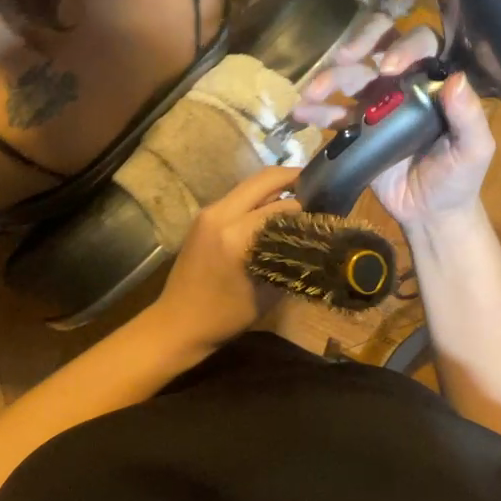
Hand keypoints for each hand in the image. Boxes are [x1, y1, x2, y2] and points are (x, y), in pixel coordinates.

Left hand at [152, 166, 301, 348]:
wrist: (178, 322)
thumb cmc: (225, 316)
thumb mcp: (267, 290)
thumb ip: (287, 256)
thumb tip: (307, 234)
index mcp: (235, 234)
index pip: (279, 205)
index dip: (303, 206)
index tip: (323, 209)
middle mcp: (220, 215)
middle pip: (261, 181)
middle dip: (289, 178)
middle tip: (313, 184)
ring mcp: (208, 214)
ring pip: (247, 186)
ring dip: (271, 188)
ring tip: (296, 197)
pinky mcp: (202, 218)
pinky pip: (235, 199)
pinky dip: (255, 199)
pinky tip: (270, 211)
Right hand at [290, 19, 494, 230]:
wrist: (429, 213)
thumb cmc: (458, 177)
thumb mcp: (474, 150)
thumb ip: (469, 117)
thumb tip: (456, 80)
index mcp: (434, 80)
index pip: (421, 44)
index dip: (404, 47)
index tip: (388, 68)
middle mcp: (404, 82)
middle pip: (380, 44)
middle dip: (359, 42)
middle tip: (344, 56)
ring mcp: (376, 102)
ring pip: (350, 75)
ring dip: (329, 78)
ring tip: (311, 91)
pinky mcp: (355, 126)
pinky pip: (332, 111)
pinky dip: (315, 110)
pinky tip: (300, 112)